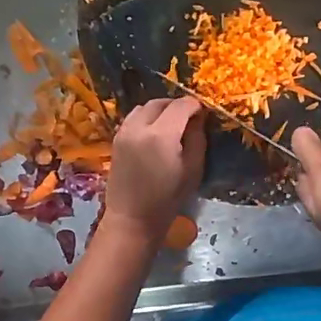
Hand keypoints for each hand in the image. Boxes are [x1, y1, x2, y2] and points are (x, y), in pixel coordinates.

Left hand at [104, 97, 205, 238]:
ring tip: (172, 124)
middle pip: (160, 103)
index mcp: (161, 135)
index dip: (195, 106)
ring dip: (160, 110)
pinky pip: (133, 118)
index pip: (181, 106)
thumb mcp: (193, 169)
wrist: (132, 218)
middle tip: (190, 117)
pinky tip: (155, 132)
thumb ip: (197, 138)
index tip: (204, 113)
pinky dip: (146, 118)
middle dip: (176, 105)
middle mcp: (138, 127)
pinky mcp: (116, 139)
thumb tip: (198, 117)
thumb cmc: (167, 199)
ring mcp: (123, 132)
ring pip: (143, 107)